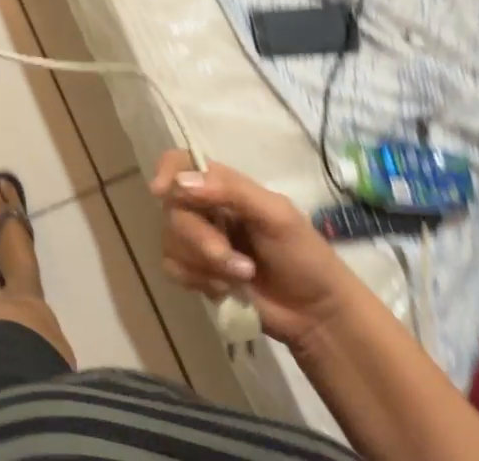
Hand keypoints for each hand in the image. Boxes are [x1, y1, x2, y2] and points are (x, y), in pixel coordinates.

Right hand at [150, 150, 364, 353]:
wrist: (316, 315)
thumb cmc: (305, 257)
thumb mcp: (278, 216)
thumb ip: (232, 192)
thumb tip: (181, 182)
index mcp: (225, 187)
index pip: (182, 163)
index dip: (167, 172)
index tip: (161, 191)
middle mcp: (205, 209)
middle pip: (173, 211)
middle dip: (202, 241)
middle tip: (238, 263)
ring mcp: (199, 241)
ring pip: (170, 241)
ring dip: (205, 265)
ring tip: (241, 278)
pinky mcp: (196, 272)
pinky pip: (173, 268)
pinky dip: (198, 281)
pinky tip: (225, 290)